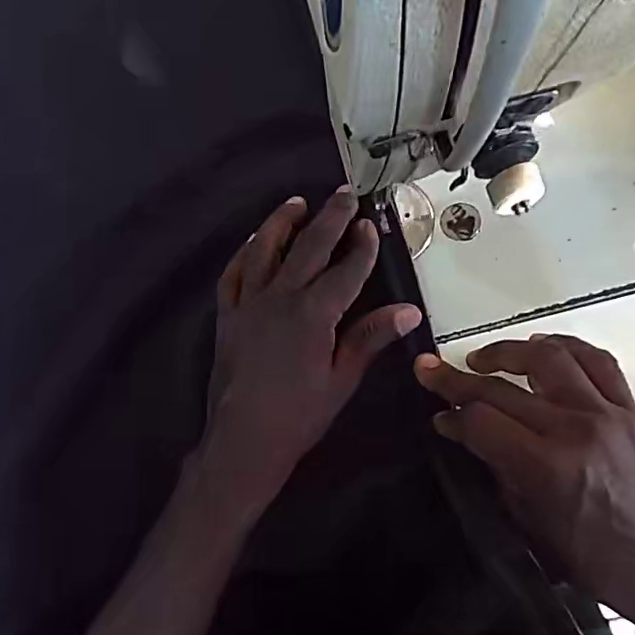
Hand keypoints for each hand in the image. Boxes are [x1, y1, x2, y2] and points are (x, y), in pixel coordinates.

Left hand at [201, 187, 422, 509]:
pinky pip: (232, 275)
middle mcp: (279, 298)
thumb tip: (408, 311)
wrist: (244, 439)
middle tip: (343, 195)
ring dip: (281, 223)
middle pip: (308, 248)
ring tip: (295, 203)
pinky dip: (244, 253)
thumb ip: (370, 338)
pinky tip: (252, 241)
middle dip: (329, 219)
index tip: (371, 225)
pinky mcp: (226, 317)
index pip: (346, 270)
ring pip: (264, 251)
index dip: (362, 246)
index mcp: (314, 314)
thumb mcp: (342, 379)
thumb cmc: (299, 415)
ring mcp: (248, 305)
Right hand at [413, 335, 634, 618]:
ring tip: (484, 359)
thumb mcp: (526, 520)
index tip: (437, 416)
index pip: (481, 420)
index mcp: (546, 466)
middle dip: (457, 378)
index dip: (452, 415)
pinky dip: (564, 346)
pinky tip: (542, 346)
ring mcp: (607, 414)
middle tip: (431, 370)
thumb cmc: (588, 558)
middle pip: (504, 387)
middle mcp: (576, 429)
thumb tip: (461, 429)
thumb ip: (493, 467)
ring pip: (550, 356)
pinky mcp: (630, 410)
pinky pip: (597, 360)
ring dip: (509, 350)